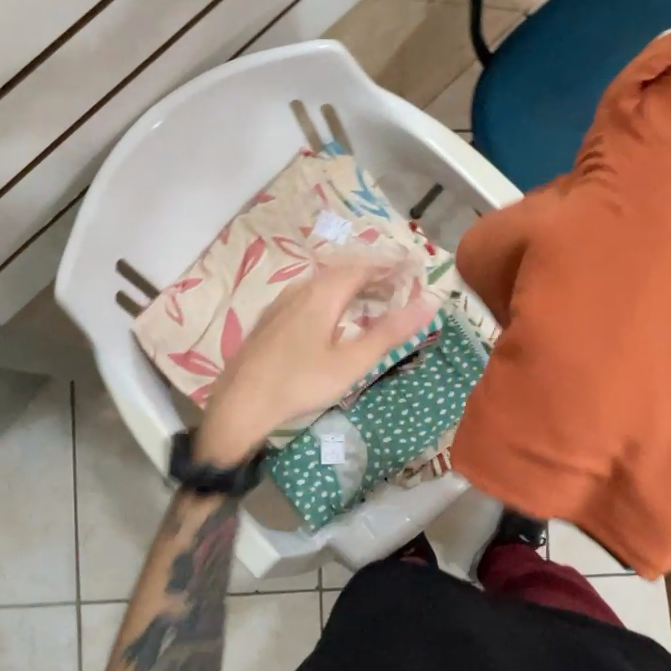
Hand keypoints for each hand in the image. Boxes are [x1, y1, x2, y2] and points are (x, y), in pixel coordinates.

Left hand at [194, 263, 439, 465]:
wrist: (241, 403)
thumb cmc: (301, 383)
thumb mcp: (352, 362)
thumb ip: (391, 332)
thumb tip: (429, 303)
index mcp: (324, 293)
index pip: (364, 267)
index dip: (391, 266)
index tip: (414, 269)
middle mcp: (302, 289)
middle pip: (343, 273)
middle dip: (374, 276)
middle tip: (400, 287)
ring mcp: (282, 304)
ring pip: (325, 285)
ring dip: (353, 288)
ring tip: (374, 301)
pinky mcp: (272, 320)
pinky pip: (310, 297)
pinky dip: (333, 299)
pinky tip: (335, 319)